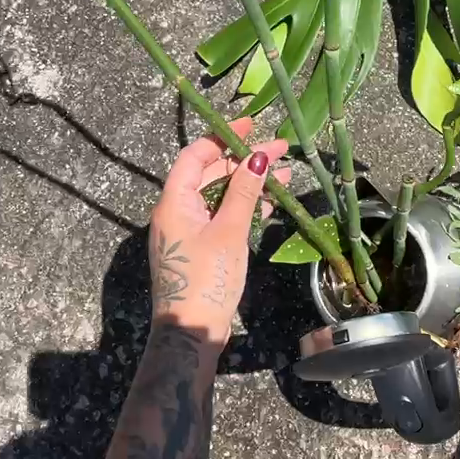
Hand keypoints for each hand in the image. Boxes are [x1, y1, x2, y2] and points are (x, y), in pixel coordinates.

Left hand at [148, 118, 289, 340]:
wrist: (191, 333)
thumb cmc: (208, 279)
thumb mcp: (230, 232)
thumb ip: (244, 191)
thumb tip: (258, 156)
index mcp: (174, 202)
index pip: (195, 156)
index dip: (222, 136)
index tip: (251, 125)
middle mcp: (176, 212)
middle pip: (210, 173)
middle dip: (243, 160)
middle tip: (279, 150)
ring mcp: (187, 232)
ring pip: (219, 196)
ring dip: (249, 184)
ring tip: (285, 175)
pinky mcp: (199, 249)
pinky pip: (221, 216)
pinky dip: (244, 207)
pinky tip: (270, 204)